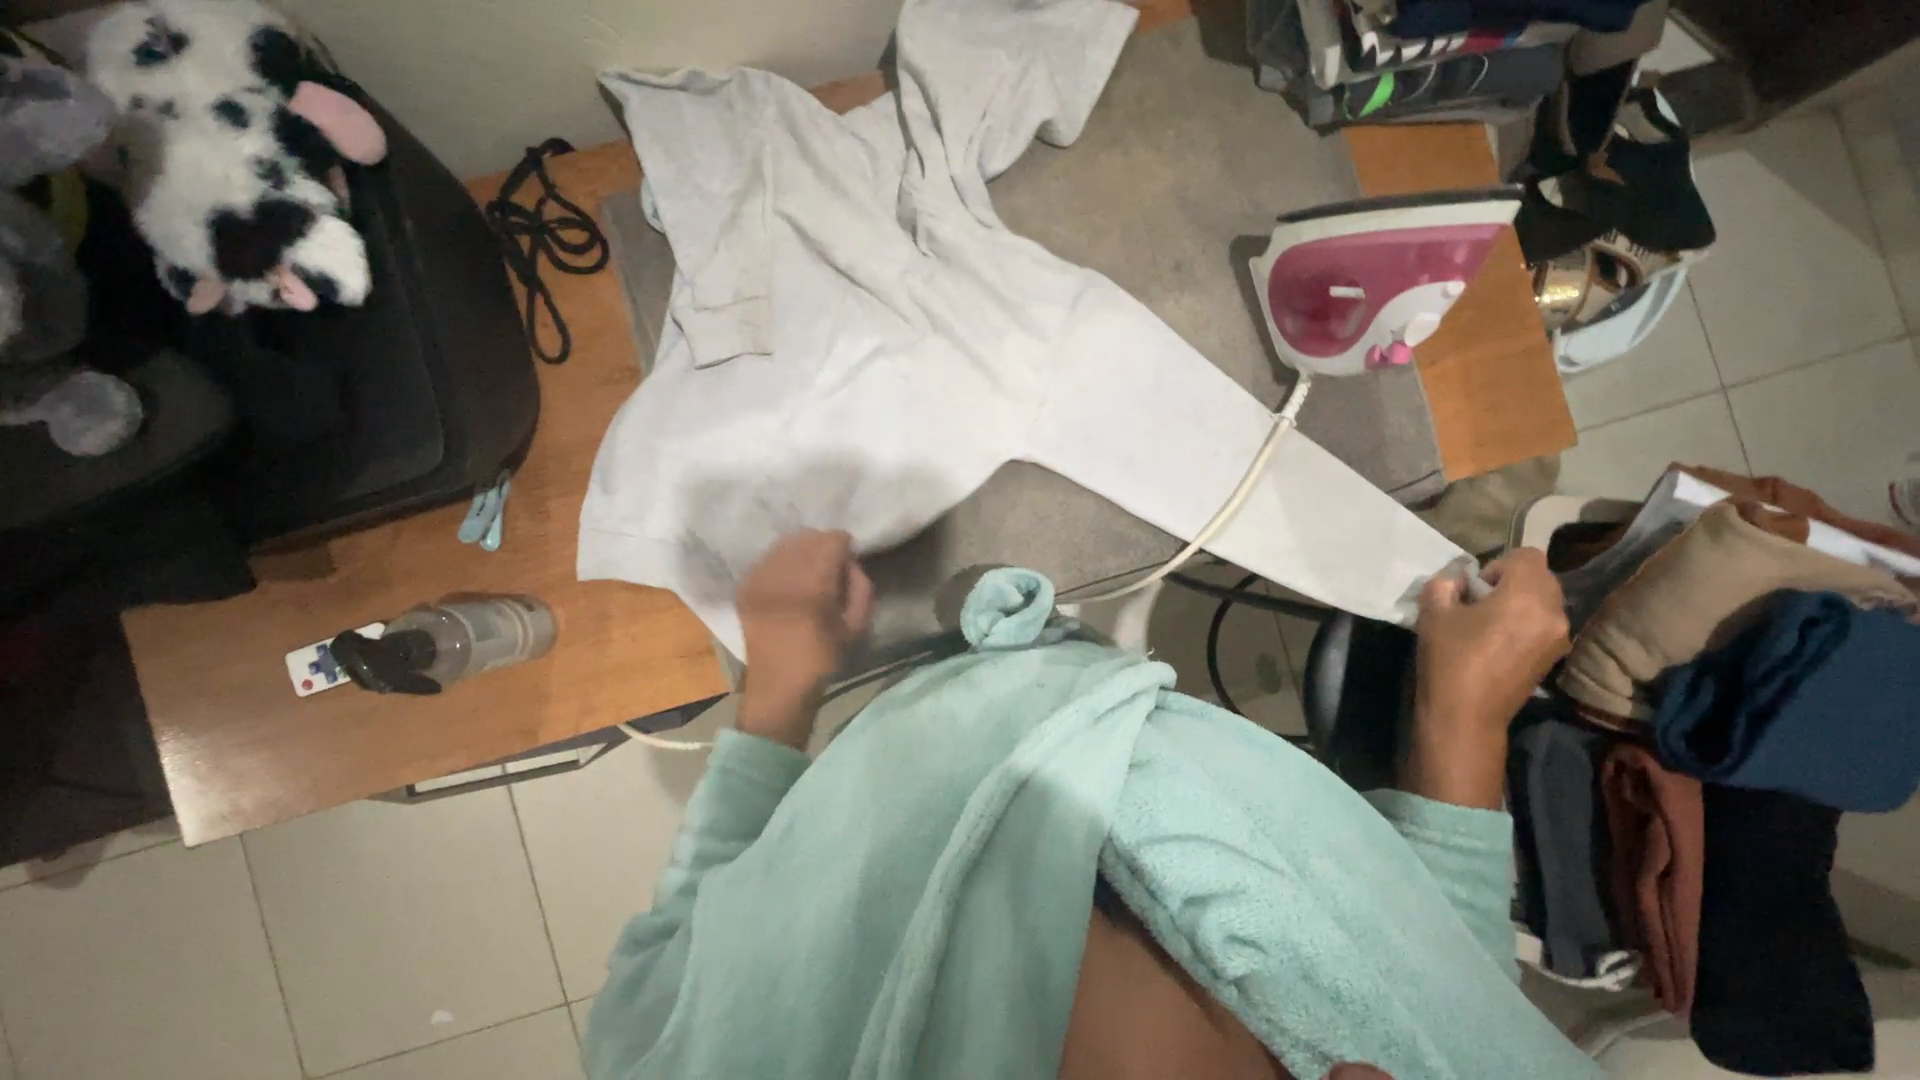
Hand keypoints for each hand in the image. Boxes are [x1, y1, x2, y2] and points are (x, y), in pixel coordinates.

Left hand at [735, 530, 874, 748]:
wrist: (778, 687)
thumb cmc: (823, 660)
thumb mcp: (858, 627)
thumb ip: (861, 587)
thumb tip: (850, 564)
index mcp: (813, 586)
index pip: (831, 540)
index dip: (844, 545)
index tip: (849, 558)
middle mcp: (782, 575)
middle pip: (807, 536)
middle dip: (823, 546)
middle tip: (830, 566)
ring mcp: (759, 580)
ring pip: (784, 544)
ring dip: (801, 551)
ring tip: (808, 571)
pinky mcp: (745, 588)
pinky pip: (766, 559)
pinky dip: (780, 563)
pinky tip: (787, 582)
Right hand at [1403, 548, 1568, 807]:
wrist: (1466, 714)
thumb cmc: (1449, 659)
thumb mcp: (1433, 613)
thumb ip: (1445, 583)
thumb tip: (1458, 577)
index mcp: (1526, 596)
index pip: (1527, 556)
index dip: (1498, 564)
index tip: (1476, 589)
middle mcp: (1553, 612)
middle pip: (1541, 576)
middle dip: (1512, 581)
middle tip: (1481, 603)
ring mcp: (1559, 636)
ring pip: (1545, 600)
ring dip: (1520, 602)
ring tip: (1490, 624)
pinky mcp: (1555, 655)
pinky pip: (1545, 623)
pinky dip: (1526, 622)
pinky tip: (1499, 642)